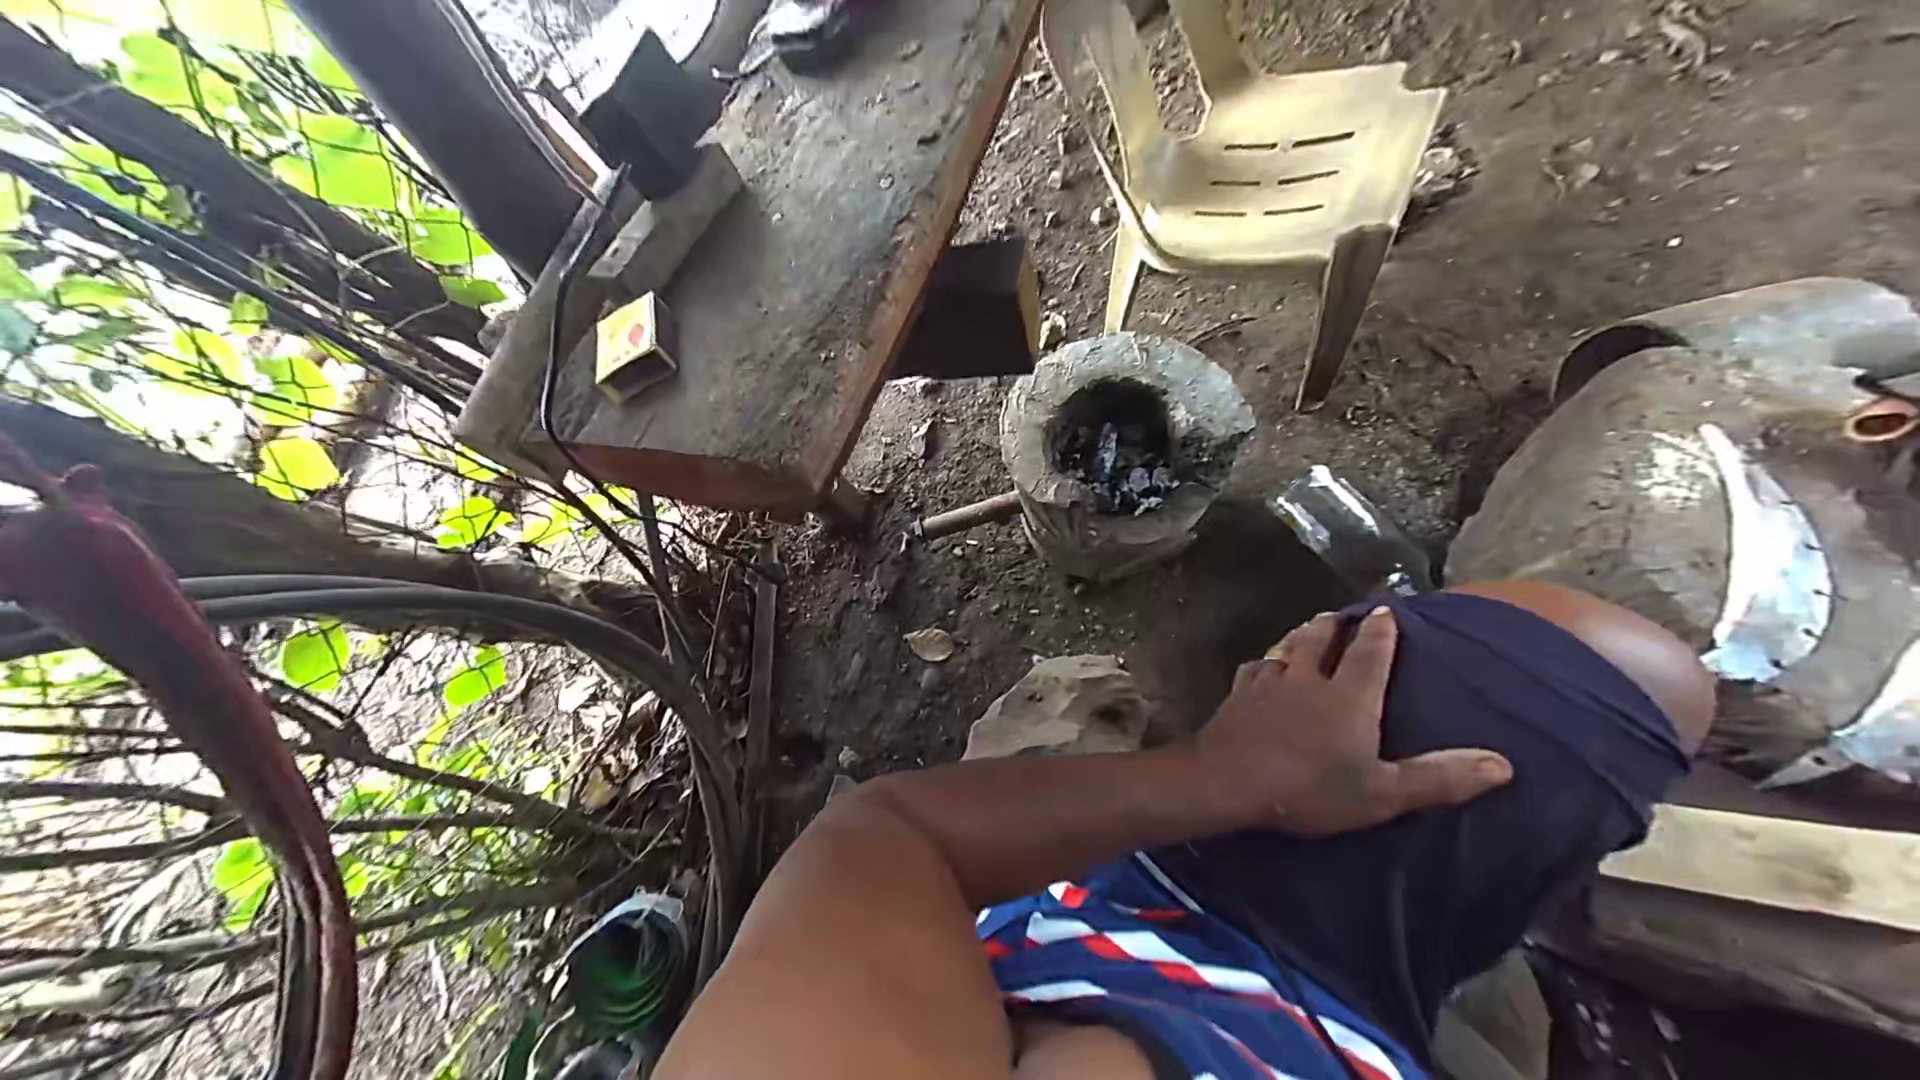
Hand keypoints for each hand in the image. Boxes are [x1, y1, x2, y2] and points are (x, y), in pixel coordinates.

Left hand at [1192, 606, 1512, 836]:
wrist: (1227, 781)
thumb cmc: (1308, 789)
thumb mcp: (1382, 793)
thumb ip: (1438, 777)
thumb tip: (1503, 762)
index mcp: (1347, 697)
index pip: (1369, 654)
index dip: (1379, 631)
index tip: (1385, 609)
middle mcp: (1306, 680)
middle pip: (1320, 641)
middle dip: (1333, 625)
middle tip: (1339, 613)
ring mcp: (1267, 684)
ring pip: (1285, 649)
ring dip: (1297, 636)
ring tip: (1305, 628)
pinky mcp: (1237, 695)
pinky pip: (1254, 668)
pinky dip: (1264, 662)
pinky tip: (1261, 665)